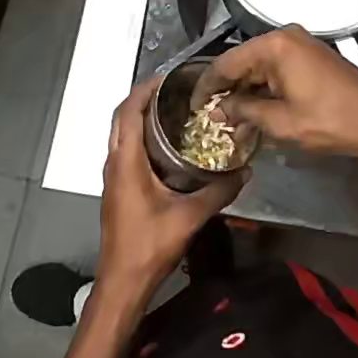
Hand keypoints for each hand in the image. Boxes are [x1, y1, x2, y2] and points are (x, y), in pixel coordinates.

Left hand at [98, 77, 242, 288]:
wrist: (122, 279)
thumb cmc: (150, 245)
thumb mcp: (189, 217)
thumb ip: (218, 192)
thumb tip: (244, 171)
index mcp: (125, 159)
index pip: (128, 110)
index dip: (144, 89)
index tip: (168, 78)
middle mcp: (114, 160)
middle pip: (122, 116)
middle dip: (142, 98)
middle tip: (173, 92)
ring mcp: (112, 173)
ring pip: (121, 133)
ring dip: (139, 117)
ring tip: (172, 111)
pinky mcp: (116, 185)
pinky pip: (124, 148)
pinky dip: (139, 136)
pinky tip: (164, 144)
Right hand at [194, 26, 357, 162]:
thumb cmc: (331, 122)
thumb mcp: (280, 122)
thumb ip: (242, 111)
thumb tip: (217, 110)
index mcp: (273, 46)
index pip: (225, 63)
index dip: (207, 86)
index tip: (194, 106)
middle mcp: (283, 36)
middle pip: (241, 62)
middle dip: (225, 89)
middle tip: (211, 114)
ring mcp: (299, 44)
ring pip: (258, 66)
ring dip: (244, 90)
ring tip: (231, 117)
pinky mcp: (310, 55)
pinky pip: (275, 68)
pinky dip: (263, 87)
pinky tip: (255, 108)